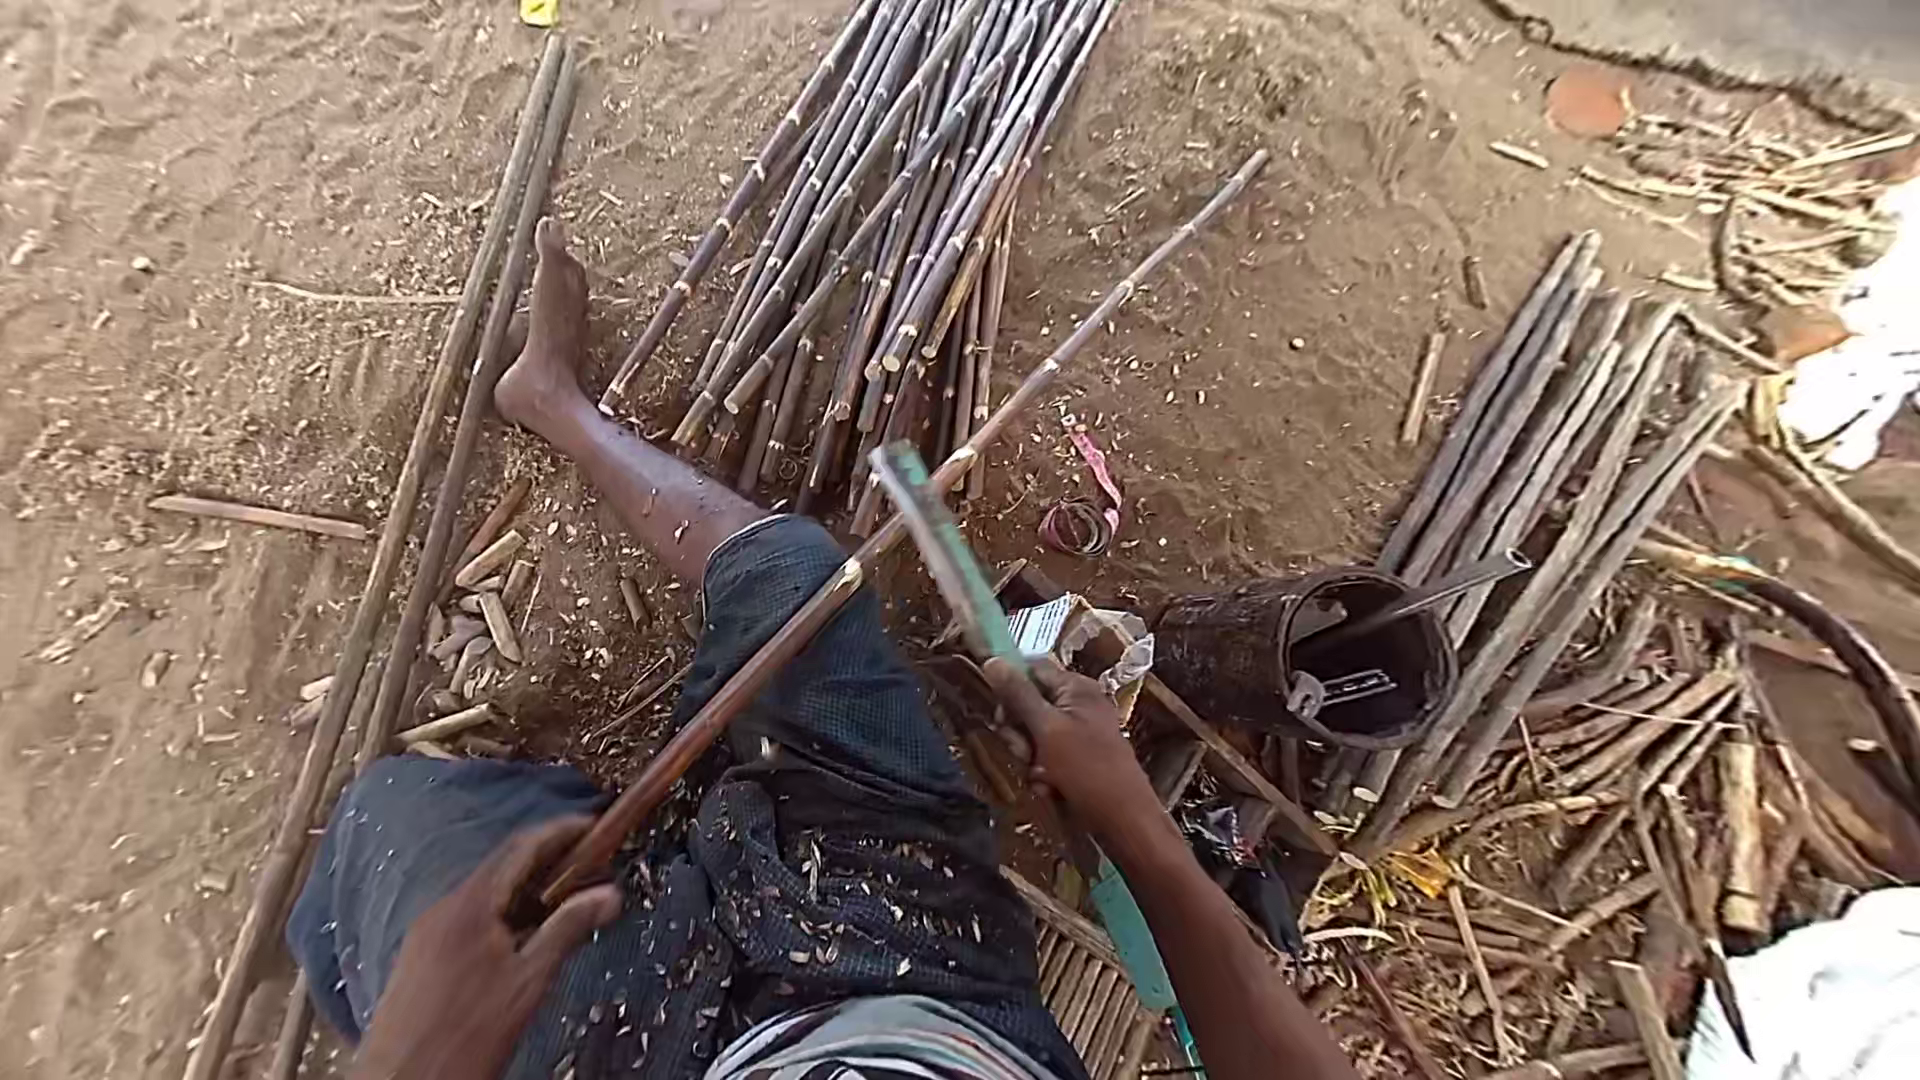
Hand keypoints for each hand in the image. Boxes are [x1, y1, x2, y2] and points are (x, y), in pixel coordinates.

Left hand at [350, 817, 622, 1079]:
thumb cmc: (464, 1038)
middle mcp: (444, 910)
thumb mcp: (528, 980)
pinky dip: (510, 910)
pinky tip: (531, 932)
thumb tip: (613, 894)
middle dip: (552, 859)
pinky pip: (475, 916)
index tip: (597, 827)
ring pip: (491, 892)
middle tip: (593, 862)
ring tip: (570, 896)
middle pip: (506, 865)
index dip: (563, 830)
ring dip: (532, 886)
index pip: (523, 846)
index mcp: (469, 905)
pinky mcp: (421, 960)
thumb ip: (570, 927)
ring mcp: (427, 935)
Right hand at [981, 658, 1166, 839]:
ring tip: (1042, 776)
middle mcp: (1077, 703)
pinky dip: (1042, 770)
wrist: (1126, 823)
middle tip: (1025, 752)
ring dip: (1029, 755)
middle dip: (1019, 731)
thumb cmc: (1088, 770)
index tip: (1000, 715)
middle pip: (1028, 703)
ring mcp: (1078, 730)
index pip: (1031, 670)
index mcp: (1075, 687)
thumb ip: (1018, 694)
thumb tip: (991, 660)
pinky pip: (1045, 754)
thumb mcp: (1047, 729)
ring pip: (1032, 733)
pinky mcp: (1078, 756)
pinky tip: (1050, 787)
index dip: (1011, 688)